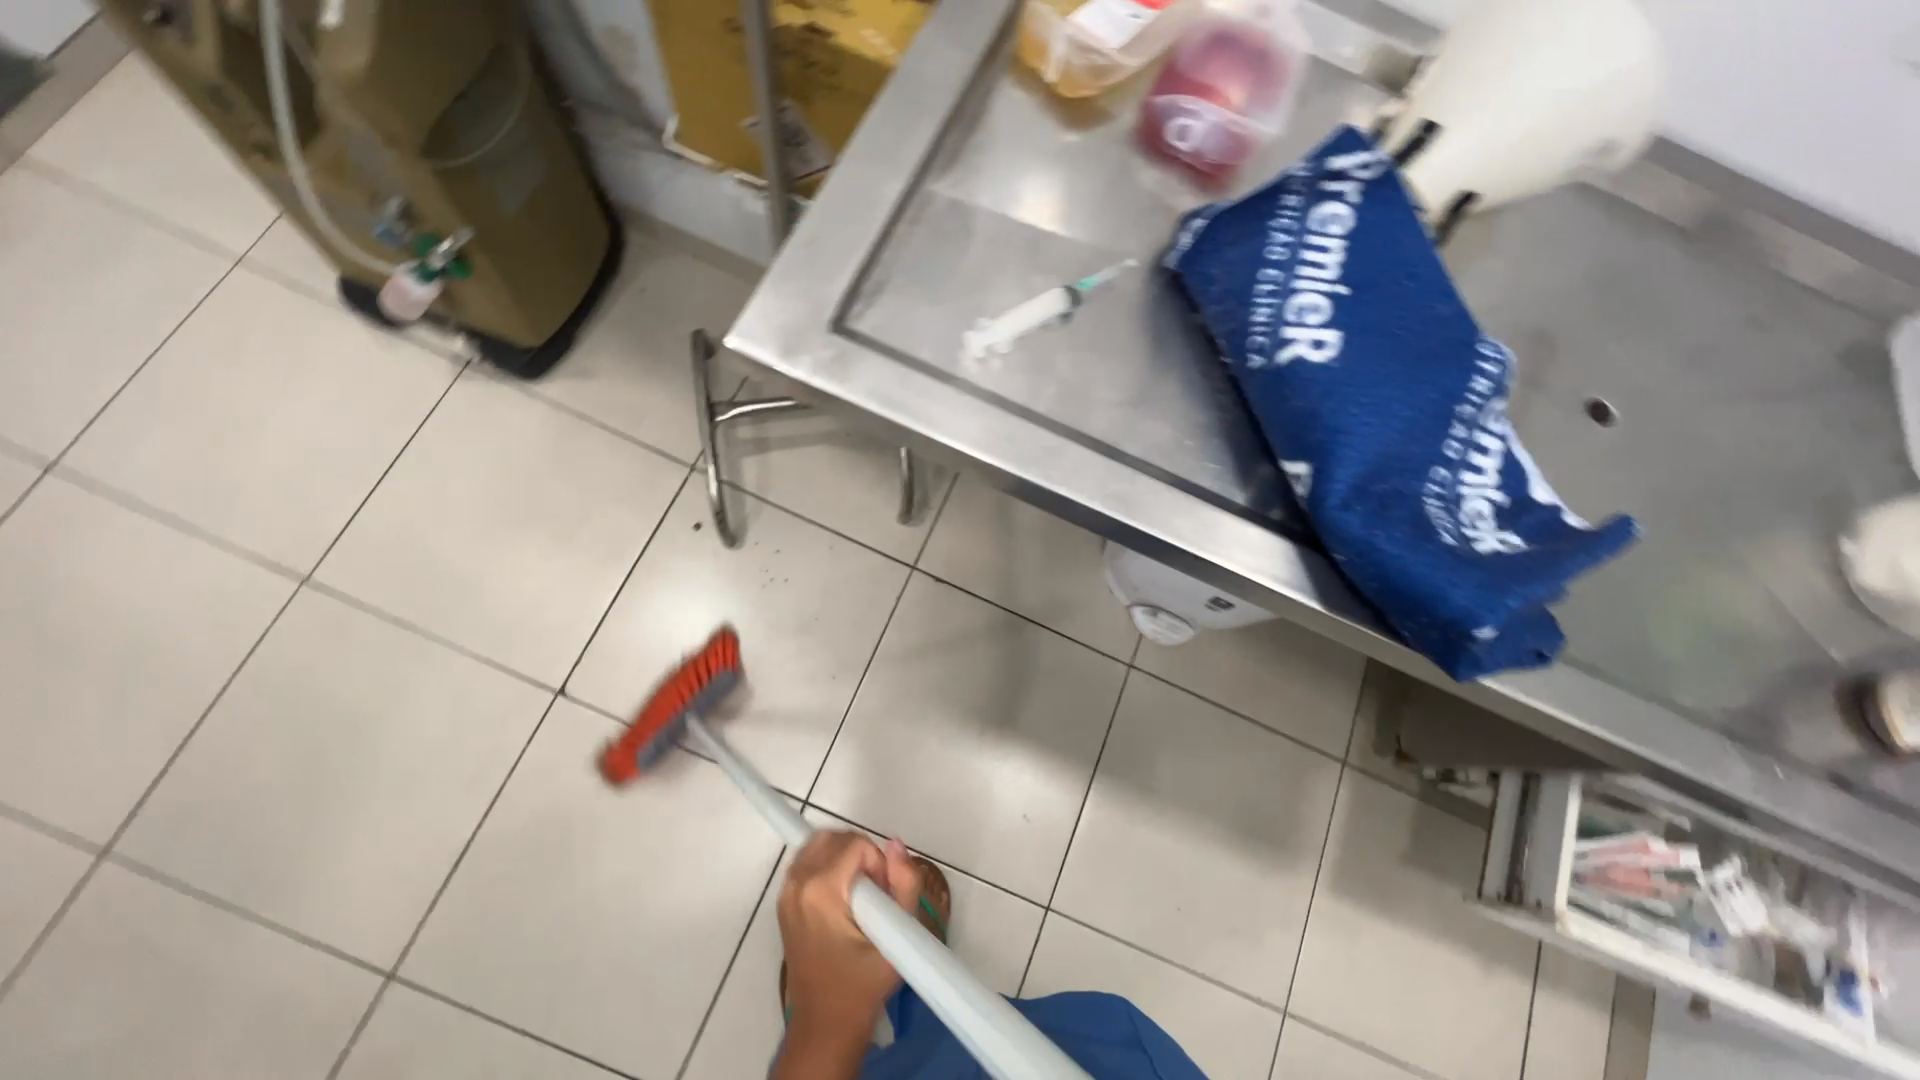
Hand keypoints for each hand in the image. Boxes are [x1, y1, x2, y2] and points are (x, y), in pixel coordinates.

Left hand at [778, 830, 922, 1038]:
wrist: (826, 1024)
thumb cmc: (863, 985)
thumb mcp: (898, 936)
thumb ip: (905, 886)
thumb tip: (897, 845)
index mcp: (821, 892)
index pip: (856, 844)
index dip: (878, 865)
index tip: (883, 898)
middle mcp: (796, 885)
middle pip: (833, 838)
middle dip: (861, 856)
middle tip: (875, 894)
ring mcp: (785, 893)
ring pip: (817, 845)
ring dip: (844, 858)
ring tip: (861, 896)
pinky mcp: (784, 902)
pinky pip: (806, 863)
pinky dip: (828, 867)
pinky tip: (844, 899)